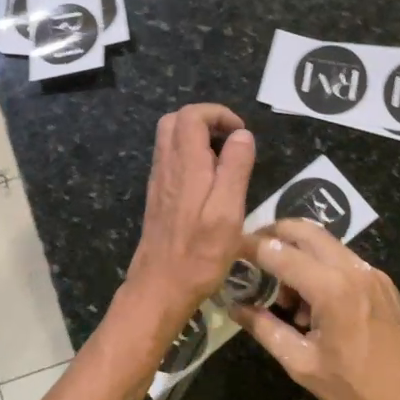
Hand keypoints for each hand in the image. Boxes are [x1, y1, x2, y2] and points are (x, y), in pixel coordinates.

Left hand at [120, 104, 255, 339]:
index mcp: (185, 164)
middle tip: (232, 142)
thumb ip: (235, 167)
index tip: (241, 133)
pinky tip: (210, 184)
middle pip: (176, 121)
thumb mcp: (228, 211)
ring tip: (225, 162)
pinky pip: (171, 161)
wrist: (161, 286)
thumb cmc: (200, 252)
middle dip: (206, 121)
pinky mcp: (159, 197)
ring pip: (170, 140)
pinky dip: (191, 158)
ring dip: (198, 139)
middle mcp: (167, 166)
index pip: (192, 115)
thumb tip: (241, 134)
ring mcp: (159, 181)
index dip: (218, 114)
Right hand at [232, 220, 399, 399]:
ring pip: (325, 243)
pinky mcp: (382, 282)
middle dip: (273, 235)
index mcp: (332, 289)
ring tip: (285, 297)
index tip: (227, 249)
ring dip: (297, 254)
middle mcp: (353, 270)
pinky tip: (313, 306)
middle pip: (305, 230)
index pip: (279, 252)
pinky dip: (319, 268)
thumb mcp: (302, 364)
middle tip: (249, 254)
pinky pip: (342, 260)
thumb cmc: (356, 389)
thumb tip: (235, 306)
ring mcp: (372, 273)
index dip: (249, 247)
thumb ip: (265, 329)